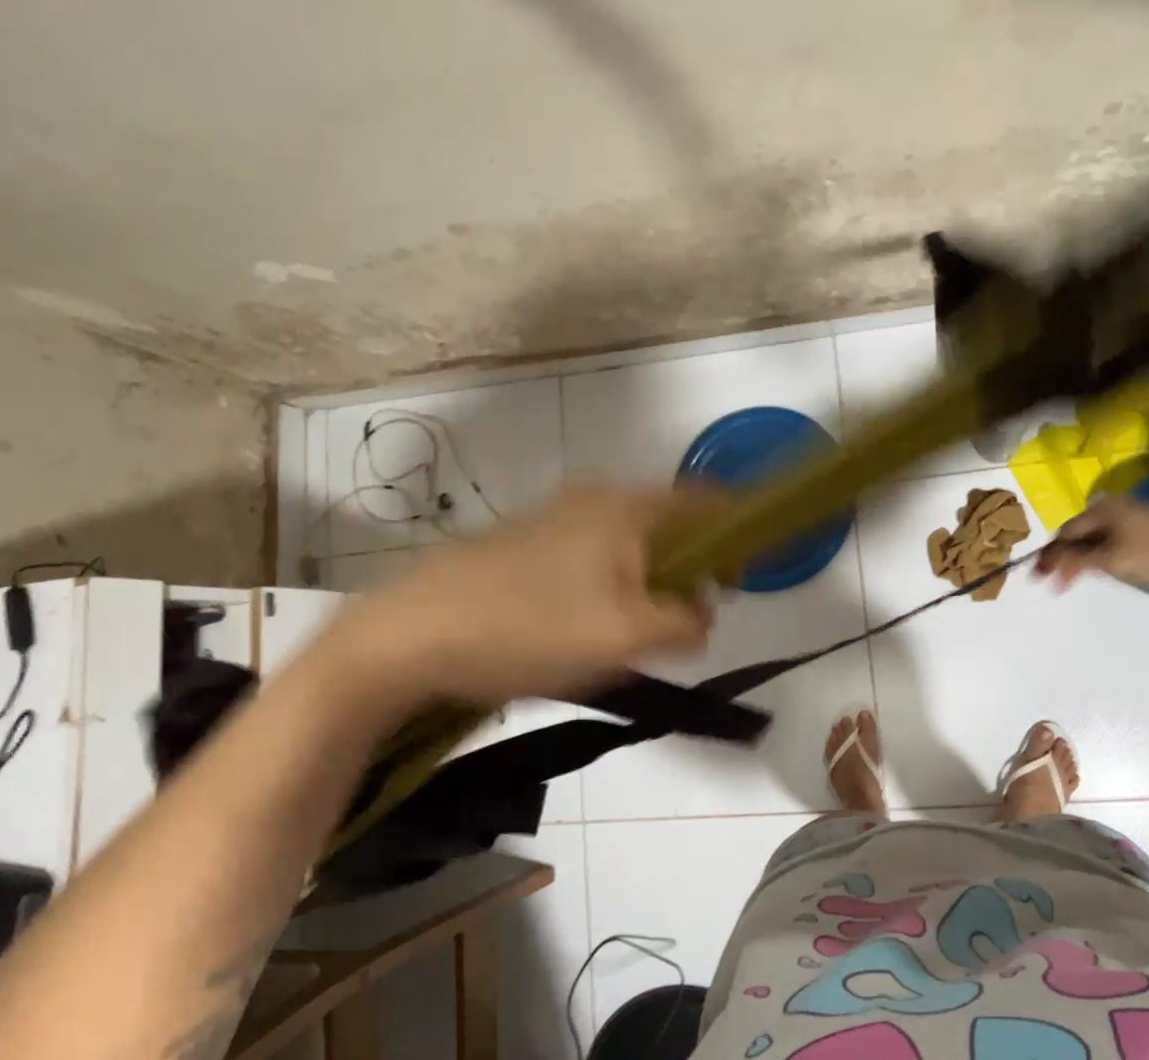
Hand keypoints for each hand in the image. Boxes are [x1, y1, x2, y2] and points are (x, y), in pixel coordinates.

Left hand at [303, 481, 713, 725]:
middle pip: (668, 531)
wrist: (410, 635)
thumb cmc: (531, 628)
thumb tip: (703, 615)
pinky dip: (603, 597)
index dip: (737, 539)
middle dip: (684, 580)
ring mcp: (553, 520)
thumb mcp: (628, 636)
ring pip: (626, 554)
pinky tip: (578, 642)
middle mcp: (594, 499)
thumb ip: (687, 624)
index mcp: (628, 505)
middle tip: (677, 635)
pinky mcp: (521, 547)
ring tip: (624, 649)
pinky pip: (588, 567)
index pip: (709, 503)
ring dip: (641, 595)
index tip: (739, 586)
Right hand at [1034, 496, 1148, 591]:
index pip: (1065, 532)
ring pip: (1098, 537)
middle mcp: (1116, 506)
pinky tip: (1105, 569)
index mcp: (1103, 509)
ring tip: (1076, 578)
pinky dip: (1102, 555)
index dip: (1051, 556)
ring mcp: (1137, 516)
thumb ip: (1078, 561)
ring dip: (1083, 557)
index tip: (1040, 580)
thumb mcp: (1114, 561)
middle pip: (1080, 533)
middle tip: (1055, 582)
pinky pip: (1115, 540)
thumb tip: (1049, 562)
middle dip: (1065, 556)